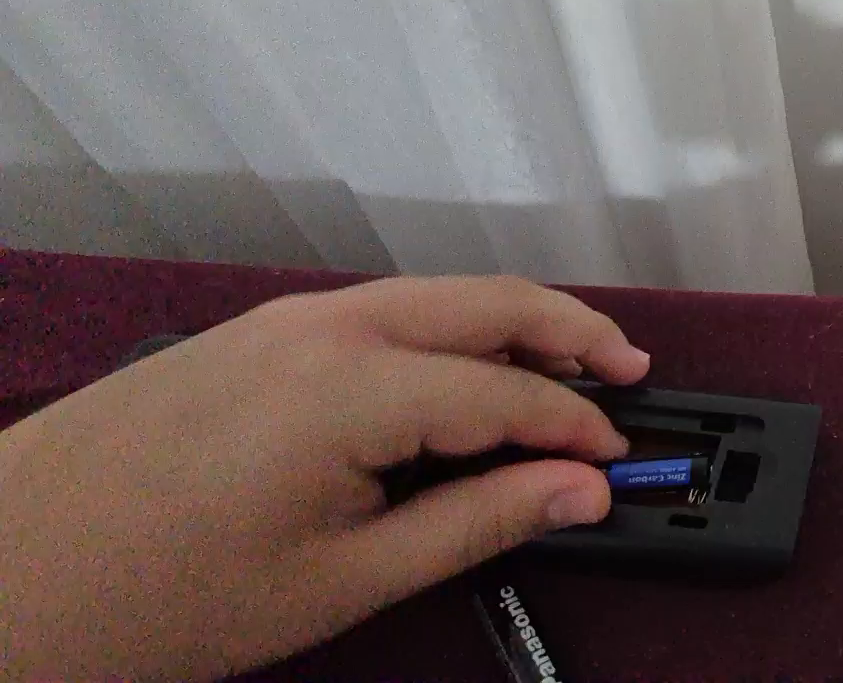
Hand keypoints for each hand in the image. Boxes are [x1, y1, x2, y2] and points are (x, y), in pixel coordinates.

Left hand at [0, 276, 649, 681]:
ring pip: (455, 292)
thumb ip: (479, 522)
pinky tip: (478, 365)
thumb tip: (584, 492)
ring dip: (526, 323)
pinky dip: (467, 327)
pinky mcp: (276, 323)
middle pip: (498, 302)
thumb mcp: (335, 582)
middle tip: (631, 369)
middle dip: (577, 333)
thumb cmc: (153, 606)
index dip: (573, 426)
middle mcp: (336, 323)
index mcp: (350, 388)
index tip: (614, 458)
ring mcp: (301, 313)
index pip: (506, 393)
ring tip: (574, 363)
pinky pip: (405, 306)